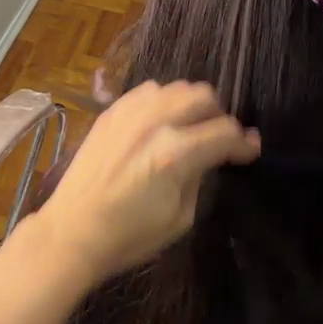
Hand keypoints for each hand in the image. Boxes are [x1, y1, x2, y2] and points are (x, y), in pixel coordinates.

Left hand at [31, 81, 259, 284]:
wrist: (72, 232)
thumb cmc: (129, 236)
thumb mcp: (180, 217)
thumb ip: (201, 177)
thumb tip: (214, 156)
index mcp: (176, 153)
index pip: (225, 133)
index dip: (244, 143)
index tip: (250, 151)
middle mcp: (155, 122)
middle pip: (203, 96)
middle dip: (219, 117)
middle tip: (218, 139)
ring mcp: (130, 112)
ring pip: (177, 87)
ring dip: (191, 105)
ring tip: (190, 127)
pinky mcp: (111, 112)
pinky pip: (148, 90)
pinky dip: (163, 101)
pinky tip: (160, 122)